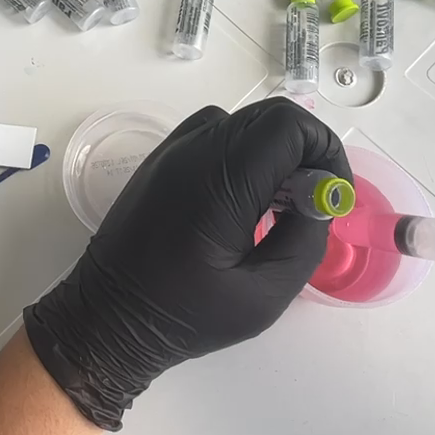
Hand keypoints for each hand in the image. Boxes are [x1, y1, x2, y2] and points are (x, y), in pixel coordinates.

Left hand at [25, 99, 349, 429]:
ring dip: (272, 152)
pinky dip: (242, 153)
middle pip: (269, 117)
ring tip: (275, 206)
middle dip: (304, 151)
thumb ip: (305, 240)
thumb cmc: (184, 314)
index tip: (328, 196)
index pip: (289, 126)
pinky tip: (241, 199)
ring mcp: (172, 150)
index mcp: (220, 181)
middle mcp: (194, 151)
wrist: (107, 317)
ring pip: (243, 122)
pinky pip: (214, 134)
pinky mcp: (161, 159)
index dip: (324, 152)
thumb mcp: (264, 296)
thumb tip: (321, 198)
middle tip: (307, 203)